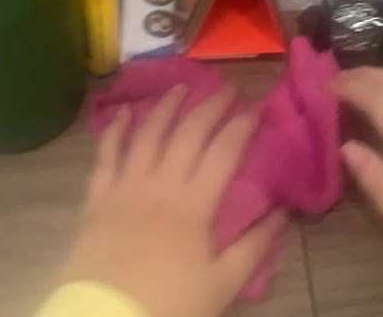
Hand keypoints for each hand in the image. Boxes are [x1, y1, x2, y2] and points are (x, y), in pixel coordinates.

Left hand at [62, 87, 286, 316]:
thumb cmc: (168, 307)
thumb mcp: (221, 285)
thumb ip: (254, 247)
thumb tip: (284, 213)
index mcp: (194, 204)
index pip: (224, 151)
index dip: (242, 125)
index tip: (257, 106)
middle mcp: (161, 184)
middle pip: (189, 133)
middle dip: (210, 106)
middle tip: (226, 89)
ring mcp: (127, 187)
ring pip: (149, 134)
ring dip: (166, 106)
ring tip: (181, 88)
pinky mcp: (98, 198)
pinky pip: (106, 154)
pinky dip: (115, 130)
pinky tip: (124, 112)